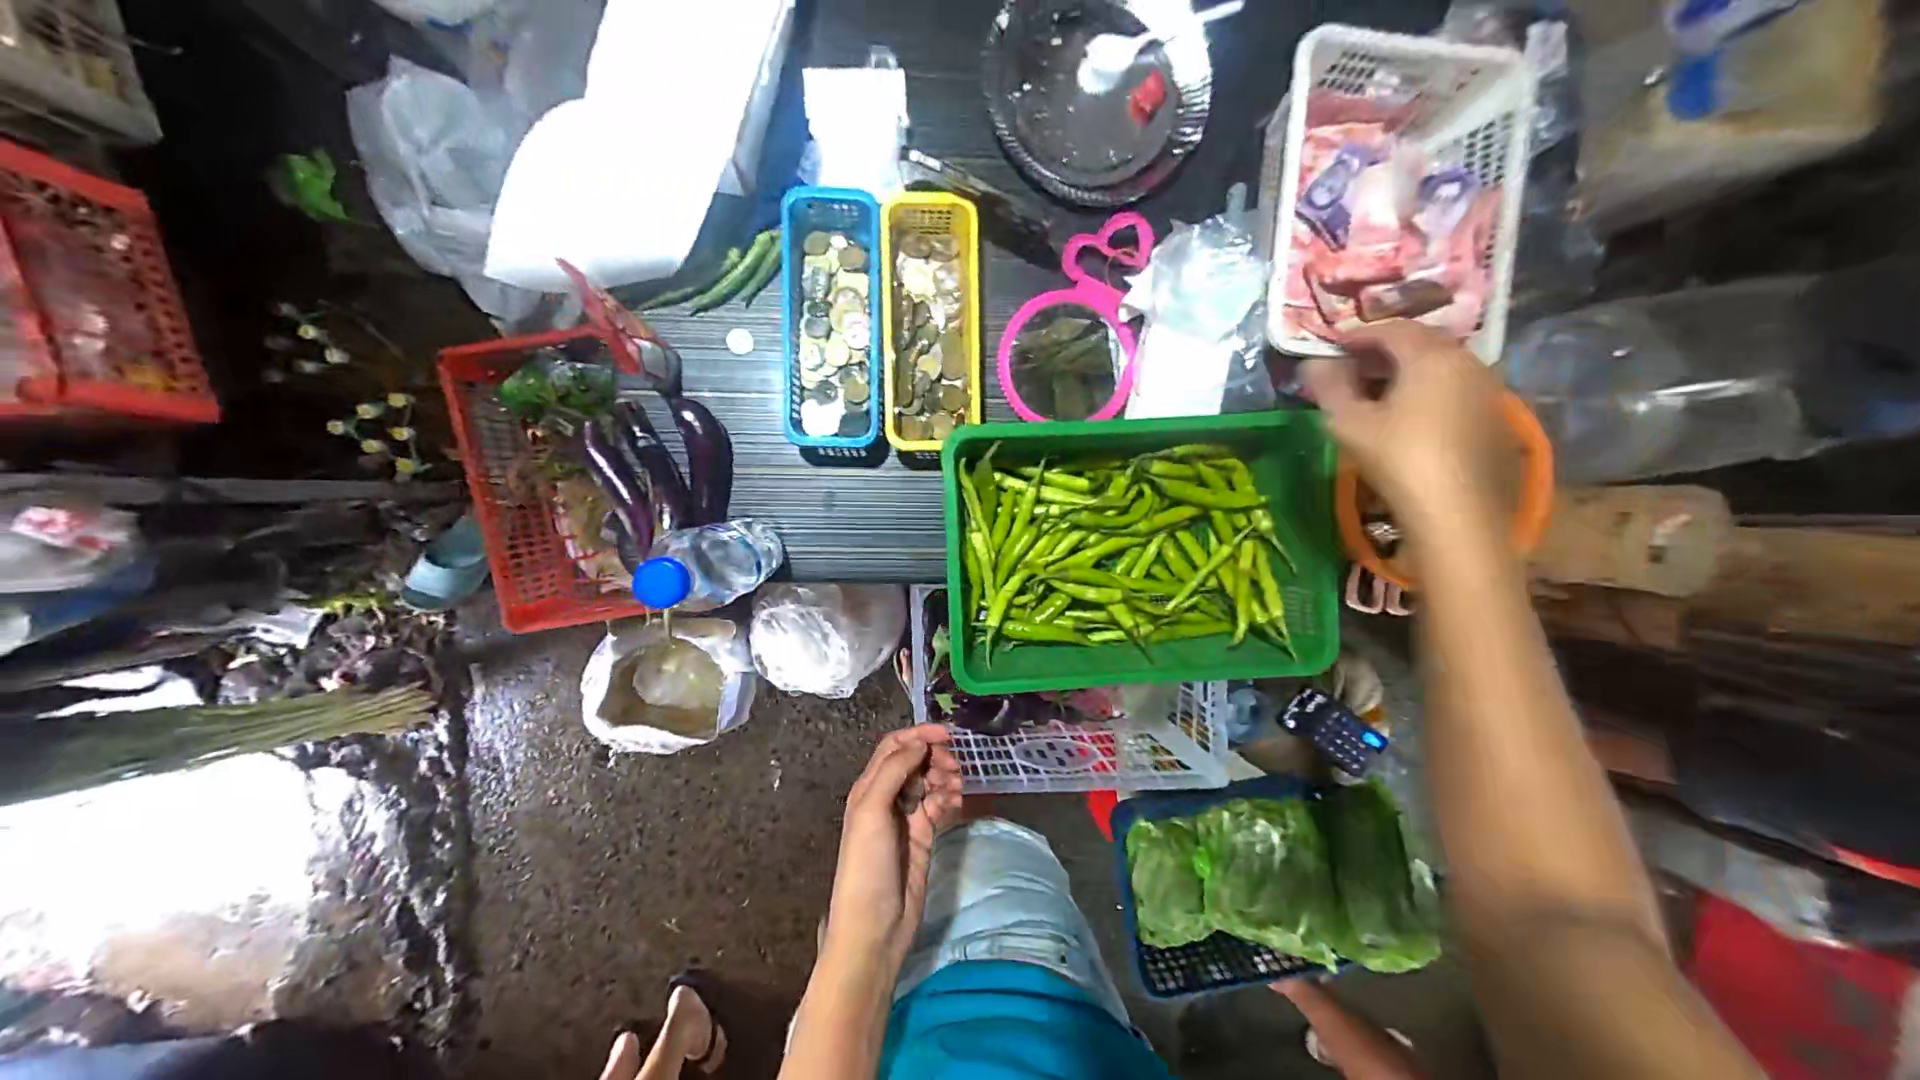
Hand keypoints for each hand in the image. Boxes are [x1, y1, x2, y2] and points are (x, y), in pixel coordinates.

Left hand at [823, 725, 963, 965]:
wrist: (874, 927)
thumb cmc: (867, 865)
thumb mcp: (872, 811)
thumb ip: (894, 771)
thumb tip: (919, 741)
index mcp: (868, 787)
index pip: (894, 747)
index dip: (918, 735)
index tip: (947, 734)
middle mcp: (886, 797)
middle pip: (914, 761)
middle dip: (935, 756)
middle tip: (955, 766)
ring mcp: (905, 817)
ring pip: (928, 782)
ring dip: (944, 776)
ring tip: (957, 786)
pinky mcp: (922, 837)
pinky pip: (938, 806)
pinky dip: (948, 799)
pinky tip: (956, 803)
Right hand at [1302, 320, 1508, 532]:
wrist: (1455, 508)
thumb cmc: (1397, 458)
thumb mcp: (1349, 422)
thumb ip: (1329, 387)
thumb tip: (1311, 364)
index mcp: (1430, 356)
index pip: (1391, 330)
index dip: (1359, 335)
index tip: (1333, 347)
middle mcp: (1465, 360)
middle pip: (1420, 340)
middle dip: (1383, 348)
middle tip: (1352, 364)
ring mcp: (1484, 385)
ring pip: (1439, 361)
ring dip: (1406, 366)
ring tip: (1375, 387)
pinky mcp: (1491, 412)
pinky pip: (1453, 382)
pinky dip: (1425, 384)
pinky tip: (1405, 409)